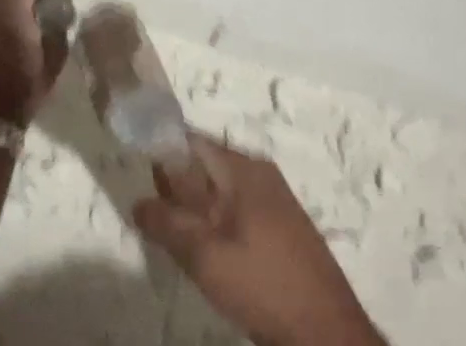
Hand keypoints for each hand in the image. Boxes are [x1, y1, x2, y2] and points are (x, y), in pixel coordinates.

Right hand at [135, 137, 384, 345]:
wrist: (328, 335)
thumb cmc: (263, 285)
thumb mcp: (203, 255)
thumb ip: (164, 222)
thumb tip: (138, 202)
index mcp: (242, 168)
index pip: (187, 139)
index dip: (157, 153)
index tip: (139, 180)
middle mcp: (259, 173)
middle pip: (200, 164)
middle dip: (174, 189)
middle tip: (159, 221)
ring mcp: (273, 199)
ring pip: (215, 191)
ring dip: (193, 212)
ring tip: (182, 244)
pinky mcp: (280, 226)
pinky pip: (233, 211)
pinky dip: (214, 225)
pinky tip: (209, 256)